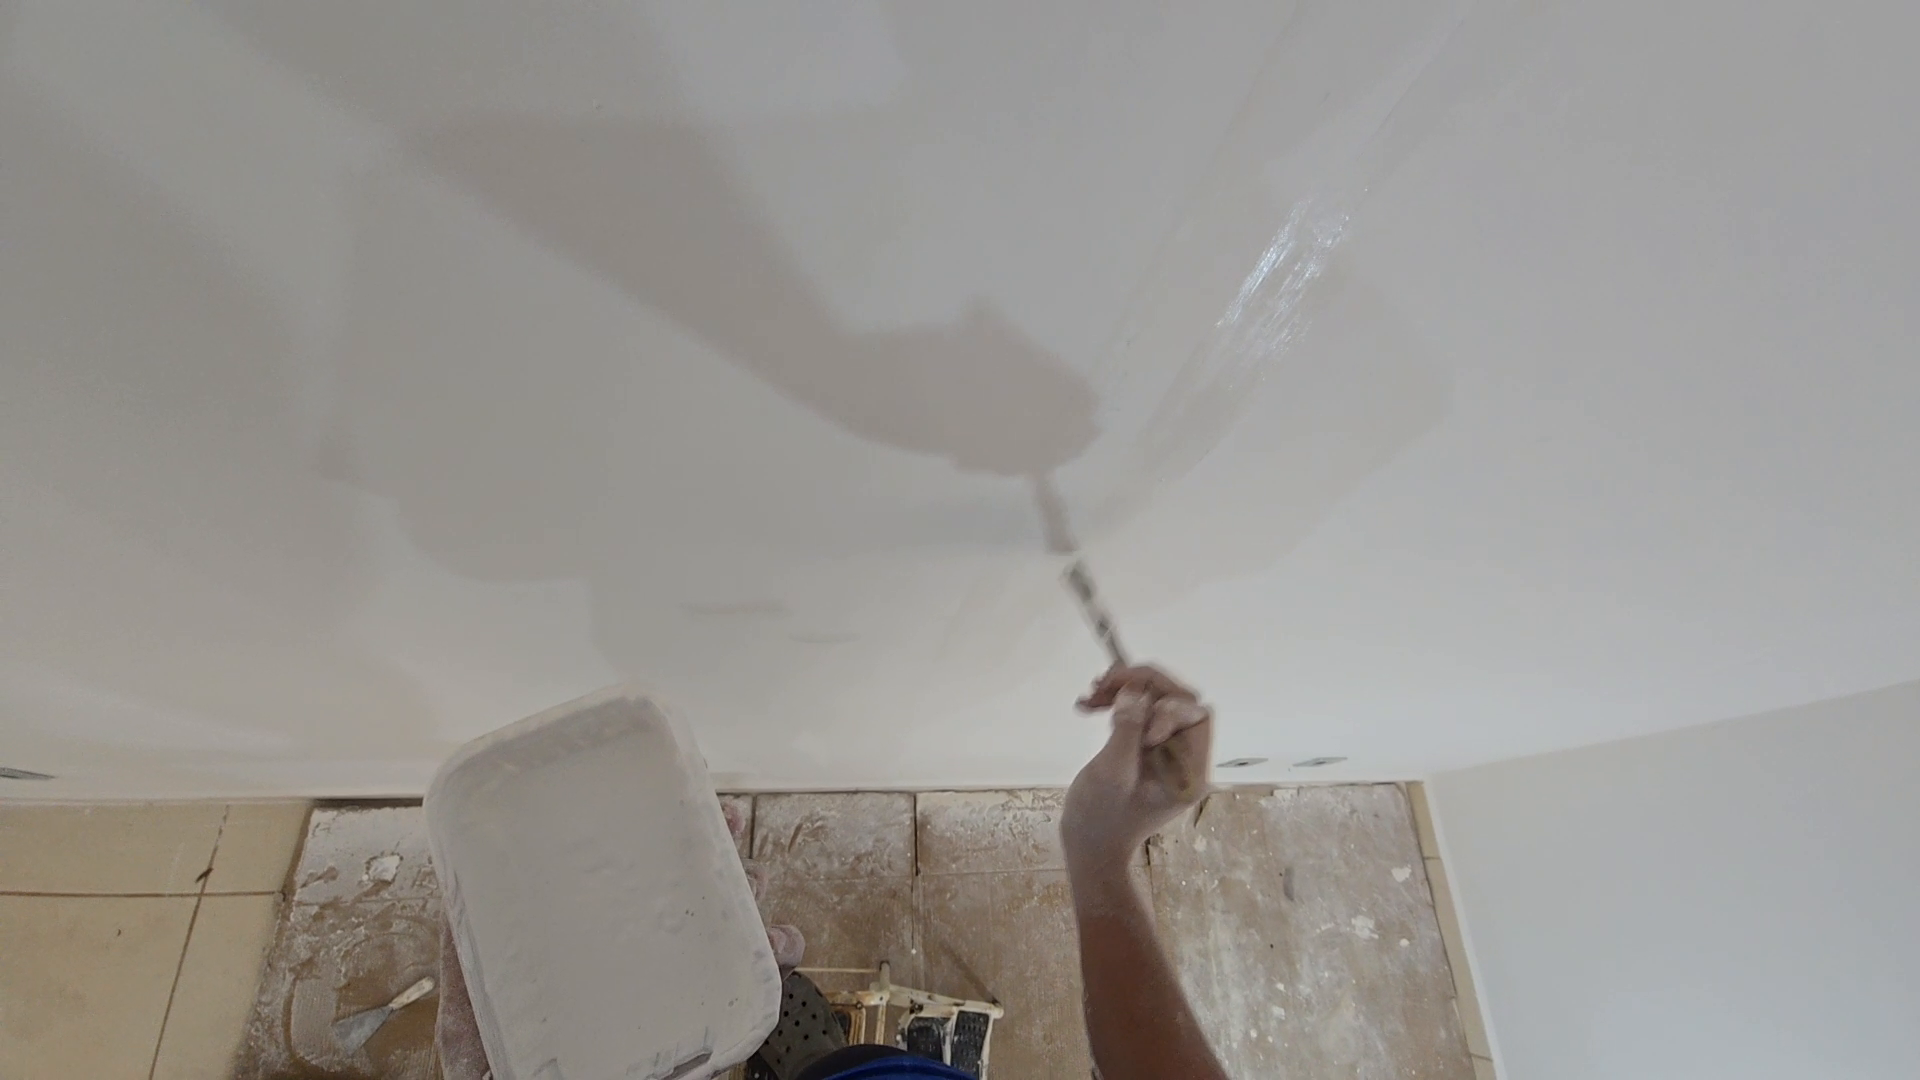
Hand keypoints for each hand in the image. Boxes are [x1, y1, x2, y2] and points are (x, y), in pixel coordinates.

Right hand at [1061, 665, 1212, 877]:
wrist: (1089, 845)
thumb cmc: (1101, 818)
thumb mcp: (1113, 773)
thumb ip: (1128, 730)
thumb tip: (1135, 690)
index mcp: (1189, 770)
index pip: (1194, 714)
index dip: (1164, 702)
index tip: (1128, 708)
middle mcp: (1184, 757)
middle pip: (1175, 701)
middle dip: (1140, 685)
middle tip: (1102, 681)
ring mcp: (1165, 752)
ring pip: (1154, 701)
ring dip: (1122, 690)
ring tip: (1091, 693)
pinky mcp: (1145, 748)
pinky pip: (1139, 712)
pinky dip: (1116, 703)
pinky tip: (1089, 705)